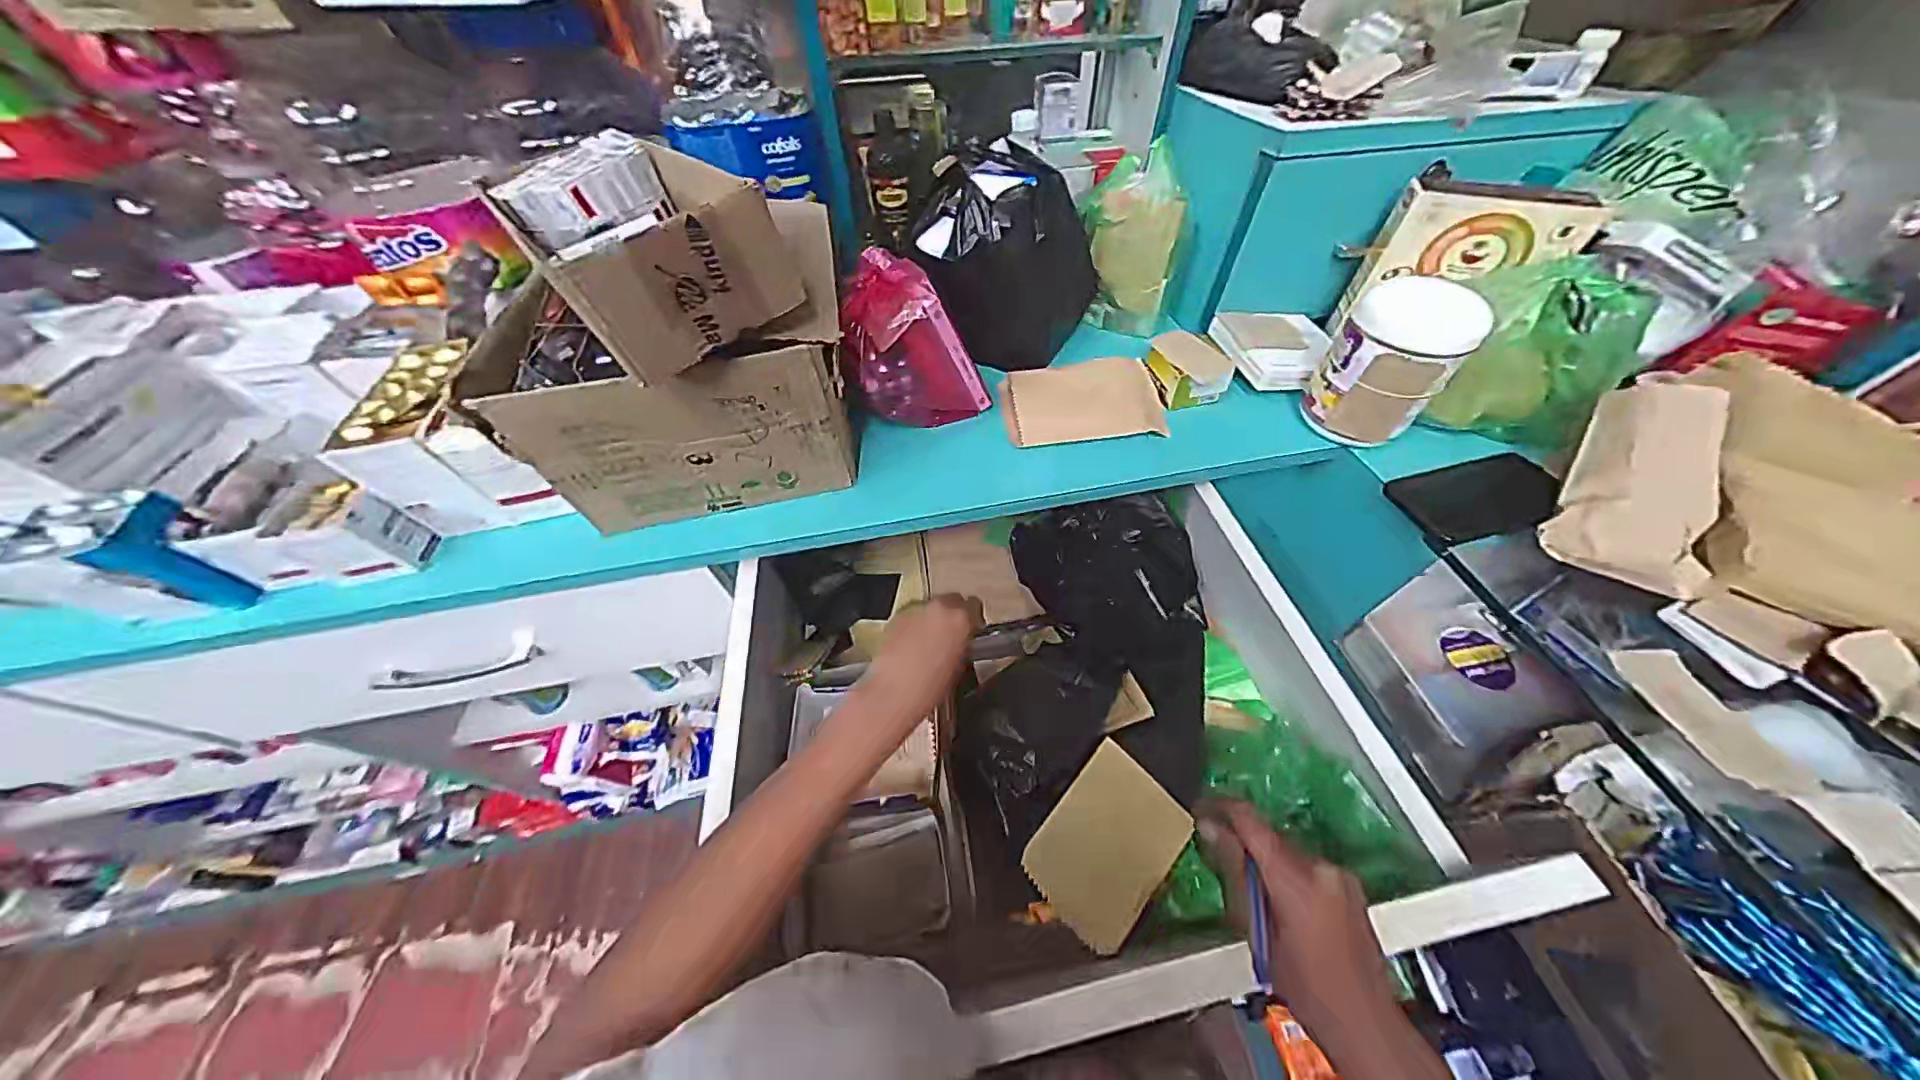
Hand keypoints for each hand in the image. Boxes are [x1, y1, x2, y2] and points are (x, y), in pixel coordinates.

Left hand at [861, 594, 982, 720]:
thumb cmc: (929, 688)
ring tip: (928, 644)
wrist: (894, 694)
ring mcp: (915, 611)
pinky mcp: (895, 618)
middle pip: (951, 601)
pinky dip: (913, 627)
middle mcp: (939, 608)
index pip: (973, 606)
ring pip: (929, 608)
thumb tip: (960, 642)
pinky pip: (911, 617)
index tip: (970, 630)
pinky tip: (911, 647)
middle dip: (951, 616)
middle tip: (949, 637)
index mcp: (961, 619)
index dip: (972, 619)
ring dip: (931, 621)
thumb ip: (963, 645)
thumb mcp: (960, 666)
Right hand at [1198, 800, 1406, 1056]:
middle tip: (1217, 854)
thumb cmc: (1306, 988)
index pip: (1250, 821)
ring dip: (1265, 859)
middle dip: (1242, 841)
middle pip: (1269, 836)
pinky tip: (1279, 902)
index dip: (1221, 807)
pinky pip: (1307, 864)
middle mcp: (1322, 868)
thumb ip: (1233, 873)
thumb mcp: (1256, 932)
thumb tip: (1211, 830)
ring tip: (1251, 892)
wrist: (1364, 1023)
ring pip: (1288, 849)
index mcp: (1296, 879)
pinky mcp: (1351, 886)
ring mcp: (1341, 876)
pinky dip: (1287, 872)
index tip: (1202, 806)